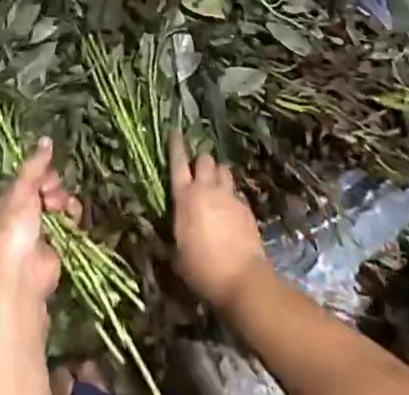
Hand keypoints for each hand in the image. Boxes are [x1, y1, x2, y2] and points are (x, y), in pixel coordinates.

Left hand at [0, 137, 80, 312]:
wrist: (22, 279)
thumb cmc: (14, 231)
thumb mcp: (21, 192)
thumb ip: (34, 165)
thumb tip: (46, 138)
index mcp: (6, 196)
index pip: (28, 172)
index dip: (40, 170)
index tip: (46, 174)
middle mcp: (20, 208)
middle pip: (45, 183)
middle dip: (54, 186)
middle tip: (52, 196)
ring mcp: (38, 224)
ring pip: (59, 198)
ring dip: (65, 199)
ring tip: (63, 209)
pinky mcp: (55, 238)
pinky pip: (68, 216)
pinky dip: (72, 214)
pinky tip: (73, 218)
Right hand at [169, 132, 270, 311]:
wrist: (241, 277)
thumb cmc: (201, 269)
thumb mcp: (176, 256)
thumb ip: (170, 236)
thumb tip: (163, 232)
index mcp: (185, 198)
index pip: (178, 163)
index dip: (175, 145)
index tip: (175, 131)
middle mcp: (207, 189)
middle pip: (205, 159)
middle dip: (200, 161)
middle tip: (196, 170)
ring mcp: (229, 195)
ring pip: (223, 170)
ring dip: (217, 173)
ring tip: (214, 184)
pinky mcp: (245, 205)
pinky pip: (235, 190)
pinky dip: (229, 193)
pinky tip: (228, 208)